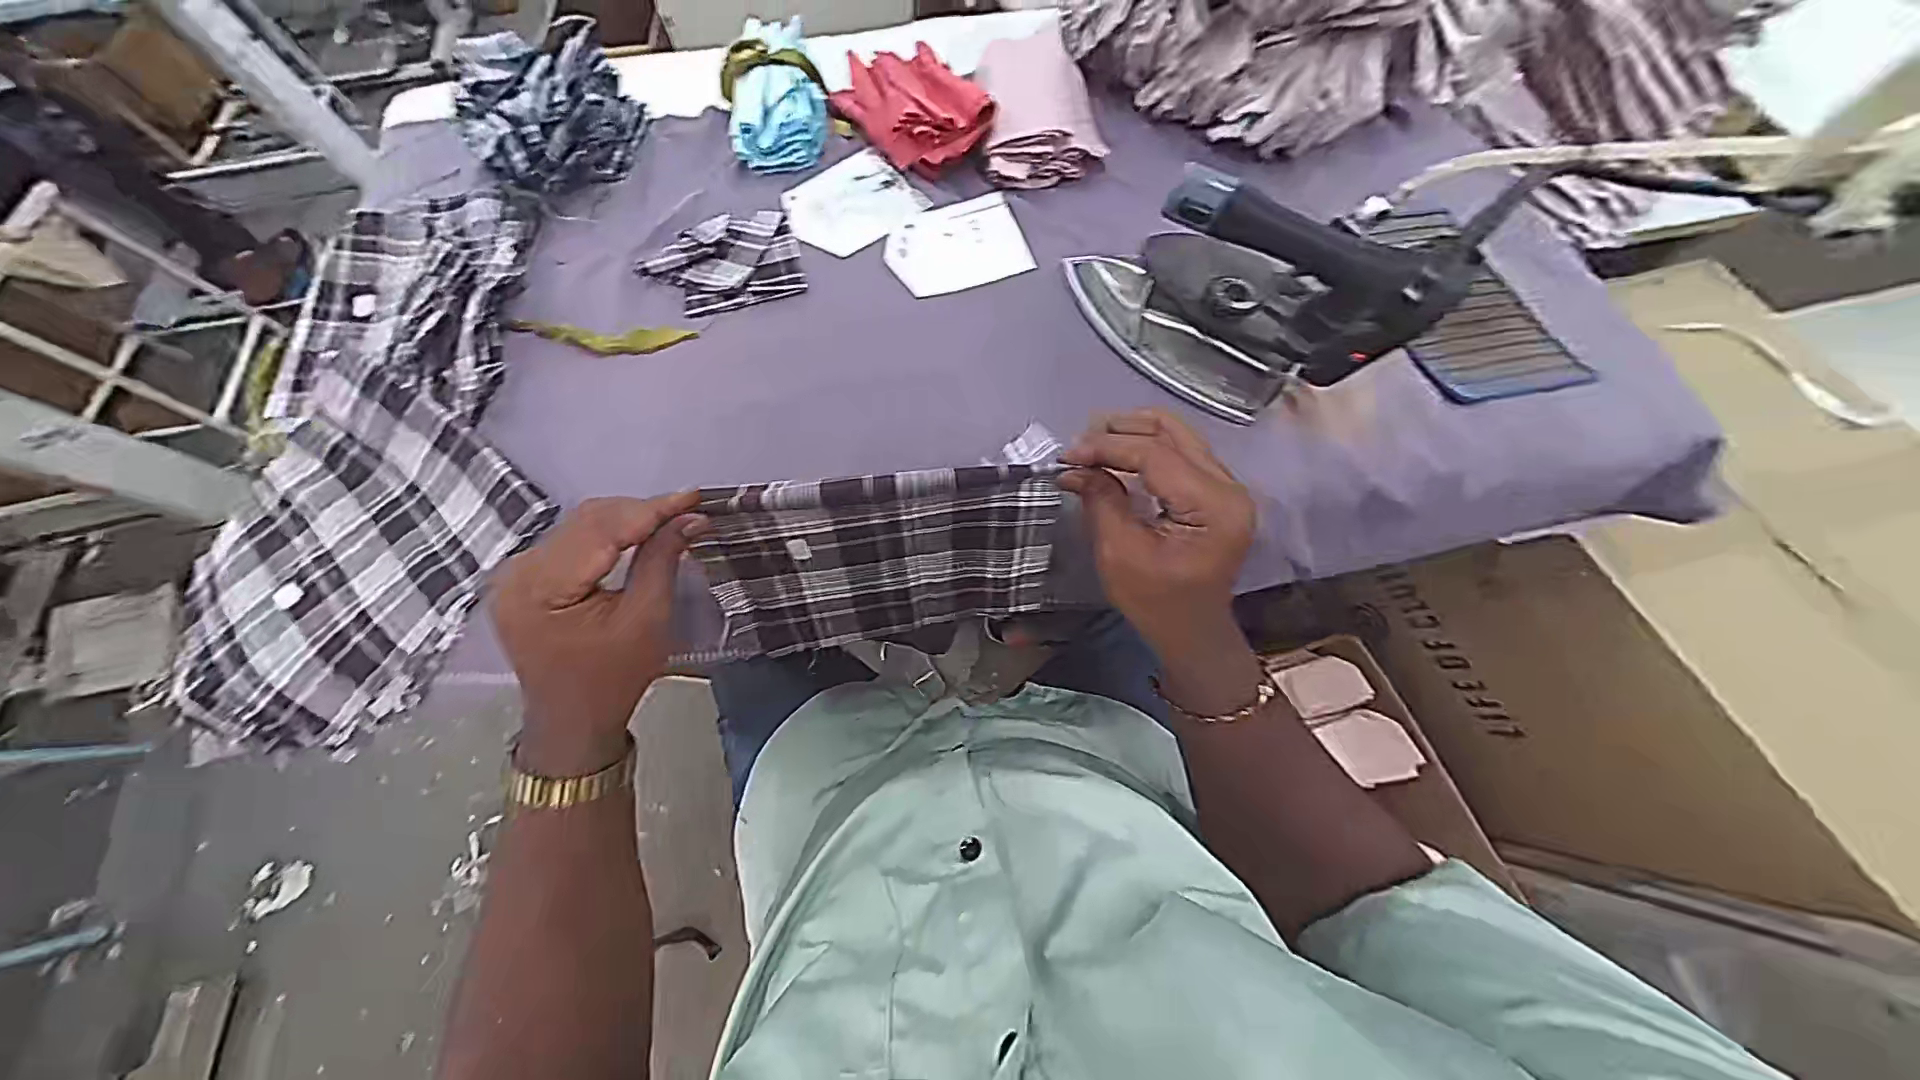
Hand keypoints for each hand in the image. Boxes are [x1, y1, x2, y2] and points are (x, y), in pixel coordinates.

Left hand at [490, 494, 707, 773]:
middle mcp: (518, 571)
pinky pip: (574, 541)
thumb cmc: (612, 680)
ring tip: (671, 518)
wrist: (574, 721)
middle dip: (641, 511)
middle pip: (587, 521)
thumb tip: (689, 519)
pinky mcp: (528, 578)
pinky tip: (639, 532)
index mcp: (540, 587)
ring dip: (627, 519)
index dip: (651, 510)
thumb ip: (662, 561)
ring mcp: (518, 573)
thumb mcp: (646, 620)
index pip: (601, 530)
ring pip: (580, 525)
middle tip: (688, 510)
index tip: (693, 498)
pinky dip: (610, 533)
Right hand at [1059, 409, 1255, 657]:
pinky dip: (1146, 449)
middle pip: (1174, 432)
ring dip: (1134, 433)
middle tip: (1081, 439)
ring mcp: (1227, 488)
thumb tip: (1074, 467)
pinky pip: (1182, 454)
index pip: (1157, 455)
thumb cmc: (1156, 602)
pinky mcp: (1216, 493)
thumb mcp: (1120, 553)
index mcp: (1213, 506)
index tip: (1069, 453)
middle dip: (1122, 429)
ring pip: (1179, 436)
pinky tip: (1116, 455)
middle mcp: (1229, 487)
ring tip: (1094, 440)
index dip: (1108, 447)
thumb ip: (1101, 501)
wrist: (1191, 632)